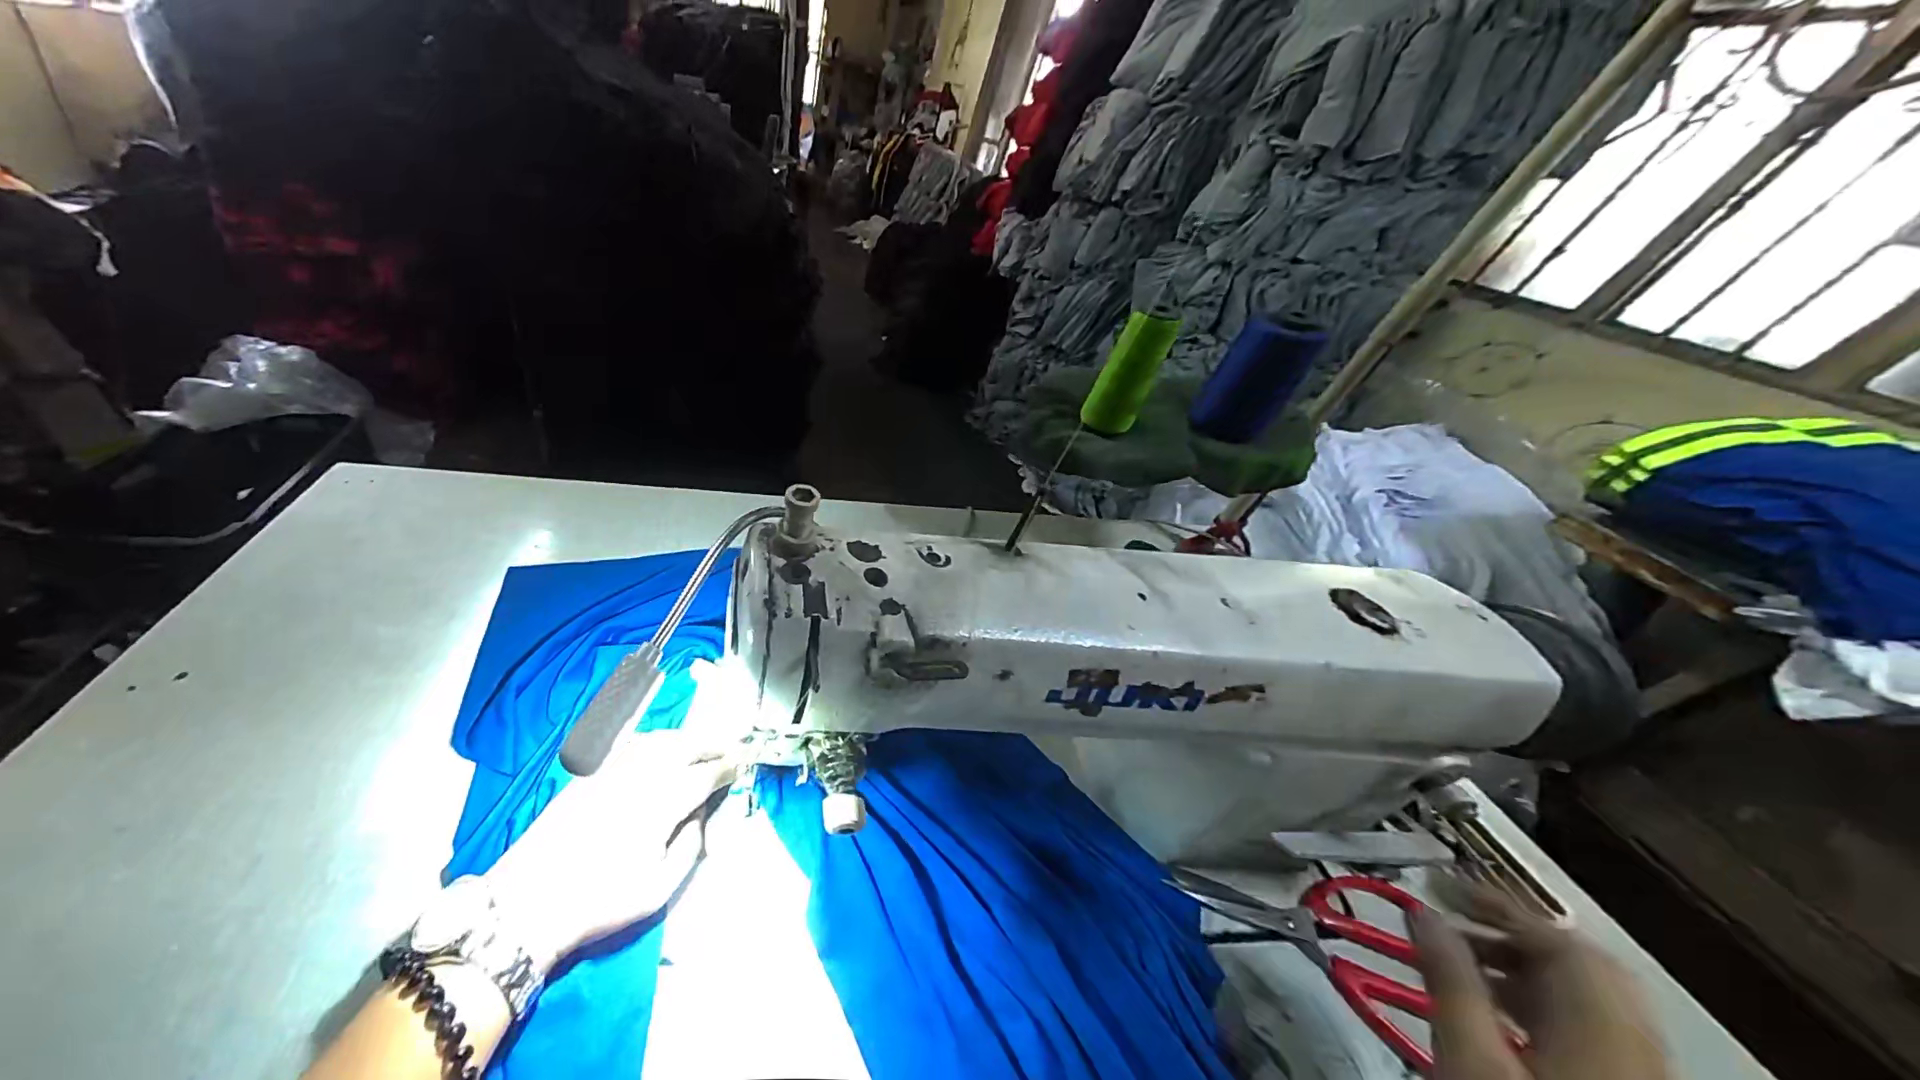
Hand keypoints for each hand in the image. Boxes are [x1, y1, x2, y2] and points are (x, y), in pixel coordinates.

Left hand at [480, 729, 738, 974]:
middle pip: (684, 745)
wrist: (525, 905)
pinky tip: (656, 749)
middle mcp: (639, 776)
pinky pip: (627, 744)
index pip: (705, 774)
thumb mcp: (658, 890)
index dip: (727, 767)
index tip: (742, 764)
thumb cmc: (598, 902)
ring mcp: (610, 771)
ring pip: (657, 739)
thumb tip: (700, 816)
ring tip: (697, 747)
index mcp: (661, 803)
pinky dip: (652, 741)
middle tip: (728, 749)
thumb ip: (689, 847)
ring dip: (683, 739)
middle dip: (711, 744)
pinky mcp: (588, 775)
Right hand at [1410, 876, 1670, 1079]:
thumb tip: (1422, 912)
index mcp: (1598, 1026)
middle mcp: (1634, 1044)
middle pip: (1585, 964)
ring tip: (1469, 962)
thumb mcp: (1468, 1058)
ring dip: (1528, 967)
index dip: (1495, 906)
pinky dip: (1546, 1001)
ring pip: (1593, 996)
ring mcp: (1641, 1074)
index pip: (1556, 941)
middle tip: (1457, 923)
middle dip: (1516, 933)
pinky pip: (1597, 1027)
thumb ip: (1447, 978)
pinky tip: (1505, 1013)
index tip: (1438, 888)